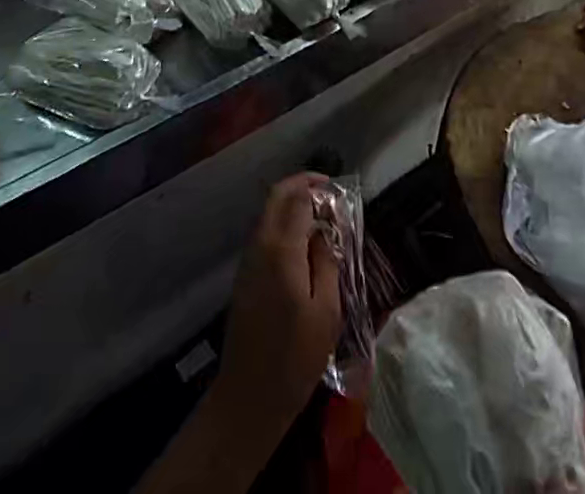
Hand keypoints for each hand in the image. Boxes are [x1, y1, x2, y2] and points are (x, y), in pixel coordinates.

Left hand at [215, 173, 342, 421]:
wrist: (249, 397)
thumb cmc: (296, 356)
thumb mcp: (327, 309)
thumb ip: (326, 262)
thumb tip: (325, 232)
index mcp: (281, 251)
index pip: (296, 199)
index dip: (318, 189)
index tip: (340, 194)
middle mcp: (259, 248)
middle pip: (275, 198)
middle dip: (302, 186)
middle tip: (330, 194)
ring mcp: (247, 263)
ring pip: (267, 215)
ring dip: (292, 205)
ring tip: (323, 219)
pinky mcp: (244, 278)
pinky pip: (264, 235)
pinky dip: (284, 226)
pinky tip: (305, 245)